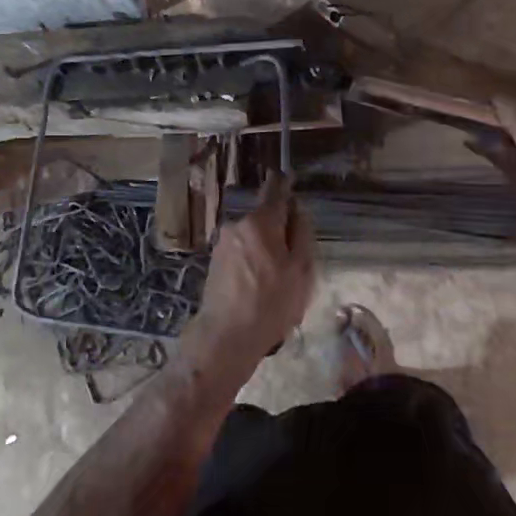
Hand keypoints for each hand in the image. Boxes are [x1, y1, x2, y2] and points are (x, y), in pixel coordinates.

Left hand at [181, 175, 315, 379]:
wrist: (226, 335)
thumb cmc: (270, 303)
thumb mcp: (300, 270)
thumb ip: (301, 234)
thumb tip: (297, 210)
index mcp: (260, 222)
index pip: (274, 190)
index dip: (285, 184)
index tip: (291, 180)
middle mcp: (237, 224)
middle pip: (264, 218)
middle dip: (279, 230)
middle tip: (294, 259)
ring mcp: (223, 243)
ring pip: (252, 237)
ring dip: (265, 249)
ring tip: (277, 282)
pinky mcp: (215, 261)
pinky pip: (241, 252)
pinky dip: (252, 262)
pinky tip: (259, 288)